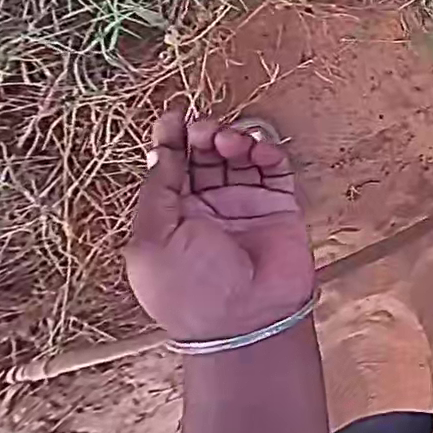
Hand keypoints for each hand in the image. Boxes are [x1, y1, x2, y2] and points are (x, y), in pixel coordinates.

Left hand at [124, 115, 315, 341]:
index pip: (171, 167)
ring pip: (239, 157)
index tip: (174, 115)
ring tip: (231, 143)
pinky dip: (267, 153)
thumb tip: (161, 151)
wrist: (247, 318)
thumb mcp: (153, 240)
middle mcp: (209, 207)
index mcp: (173, 216)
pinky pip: (274, 169)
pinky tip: (258, 151)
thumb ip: (157, 190)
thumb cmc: (191, 285)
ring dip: (234, 140)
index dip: (171, 139)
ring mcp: (245, 204)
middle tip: (206, 130)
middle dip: (205, 136)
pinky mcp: (279, 205)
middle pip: (206, 156)